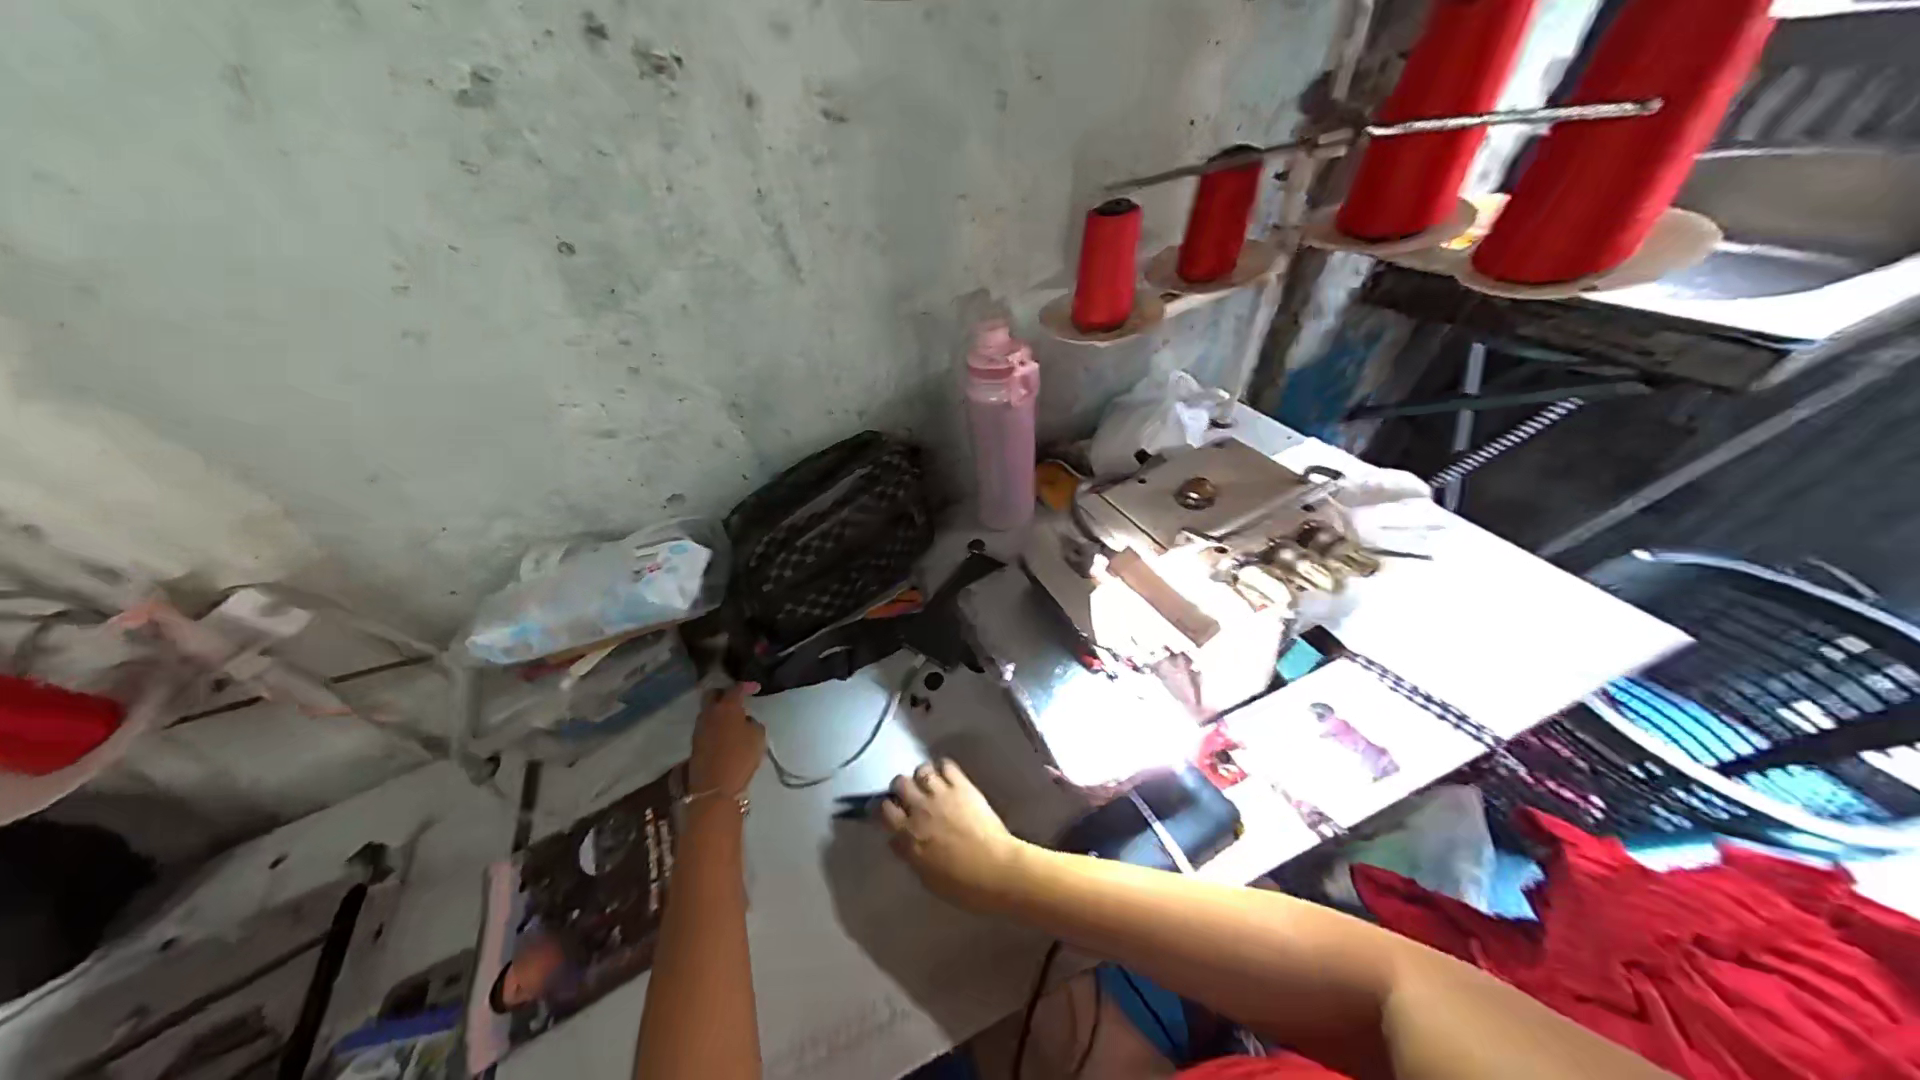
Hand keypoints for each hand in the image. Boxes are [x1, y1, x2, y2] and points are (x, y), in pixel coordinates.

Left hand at [689, 682, 764, 798]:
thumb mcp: (758, 737)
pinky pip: (707, 724)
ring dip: (719, 710)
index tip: (756, 688)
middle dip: (725, 693)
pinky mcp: (695, 742)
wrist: (714, 786)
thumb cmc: (740, 757)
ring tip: (733, 718)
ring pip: (708, 710)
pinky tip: (726, 732)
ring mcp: (699, 727)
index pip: (736, 688)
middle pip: (713, 694)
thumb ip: (752, 723)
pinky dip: (716, 723)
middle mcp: (710, 712)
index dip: (747, 686)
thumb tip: (745, 721)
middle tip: (738, 699)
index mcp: (727, 706)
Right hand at [880, 760, 1030, 910]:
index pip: (884, 810)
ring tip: (928, 782)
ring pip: (921, 770)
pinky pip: (946, 766)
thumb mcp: (925, 876)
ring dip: (922, 776)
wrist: (995, 869)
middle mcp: (920, 808)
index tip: (889, 810)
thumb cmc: (960, 884)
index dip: (884, 807)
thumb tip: (897, 840)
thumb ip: (908, 853)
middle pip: (899, 783)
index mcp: (907, 834)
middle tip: (909, 794)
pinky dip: (943, 768)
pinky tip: (947, 775)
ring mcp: (941, 794)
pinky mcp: (962, 786)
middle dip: (901, 787)